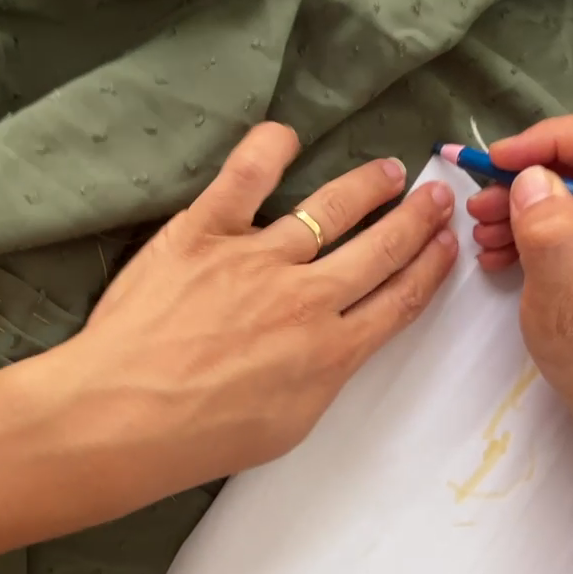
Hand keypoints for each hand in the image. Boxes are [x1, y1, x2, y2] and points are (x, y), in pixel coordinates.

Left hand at [66, 122, 456, 490]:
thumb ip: (323, 376)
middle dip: (417, 220)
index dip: (429, 268)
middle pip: (380, 248)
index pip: (399, 300)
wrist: (125, 417)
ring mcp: (258, 259)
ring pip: (329, 210)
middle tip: (436, 196)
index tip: (446, 245)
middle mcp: (308, 298)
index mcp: (332, 351)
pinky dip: (269, 150)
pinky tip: (287, 136)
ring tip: (390, 171)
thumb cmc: (204, 436)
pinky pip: (245, 178)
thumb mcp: (290, 425)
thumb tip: (336, 345)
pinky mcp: (205, 233)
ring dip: (368, 187)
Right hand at [467, 106, 572, 439]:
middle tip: (480, 206)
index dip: (552, 138)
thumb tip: (531, 177)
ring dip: (526, 202)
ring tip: (483, 234)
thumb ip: (551, 239)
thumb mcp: (564, 308)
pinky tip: (502, 252)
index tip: (496, 163)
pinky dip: (535, 226)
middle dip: (531, 173)